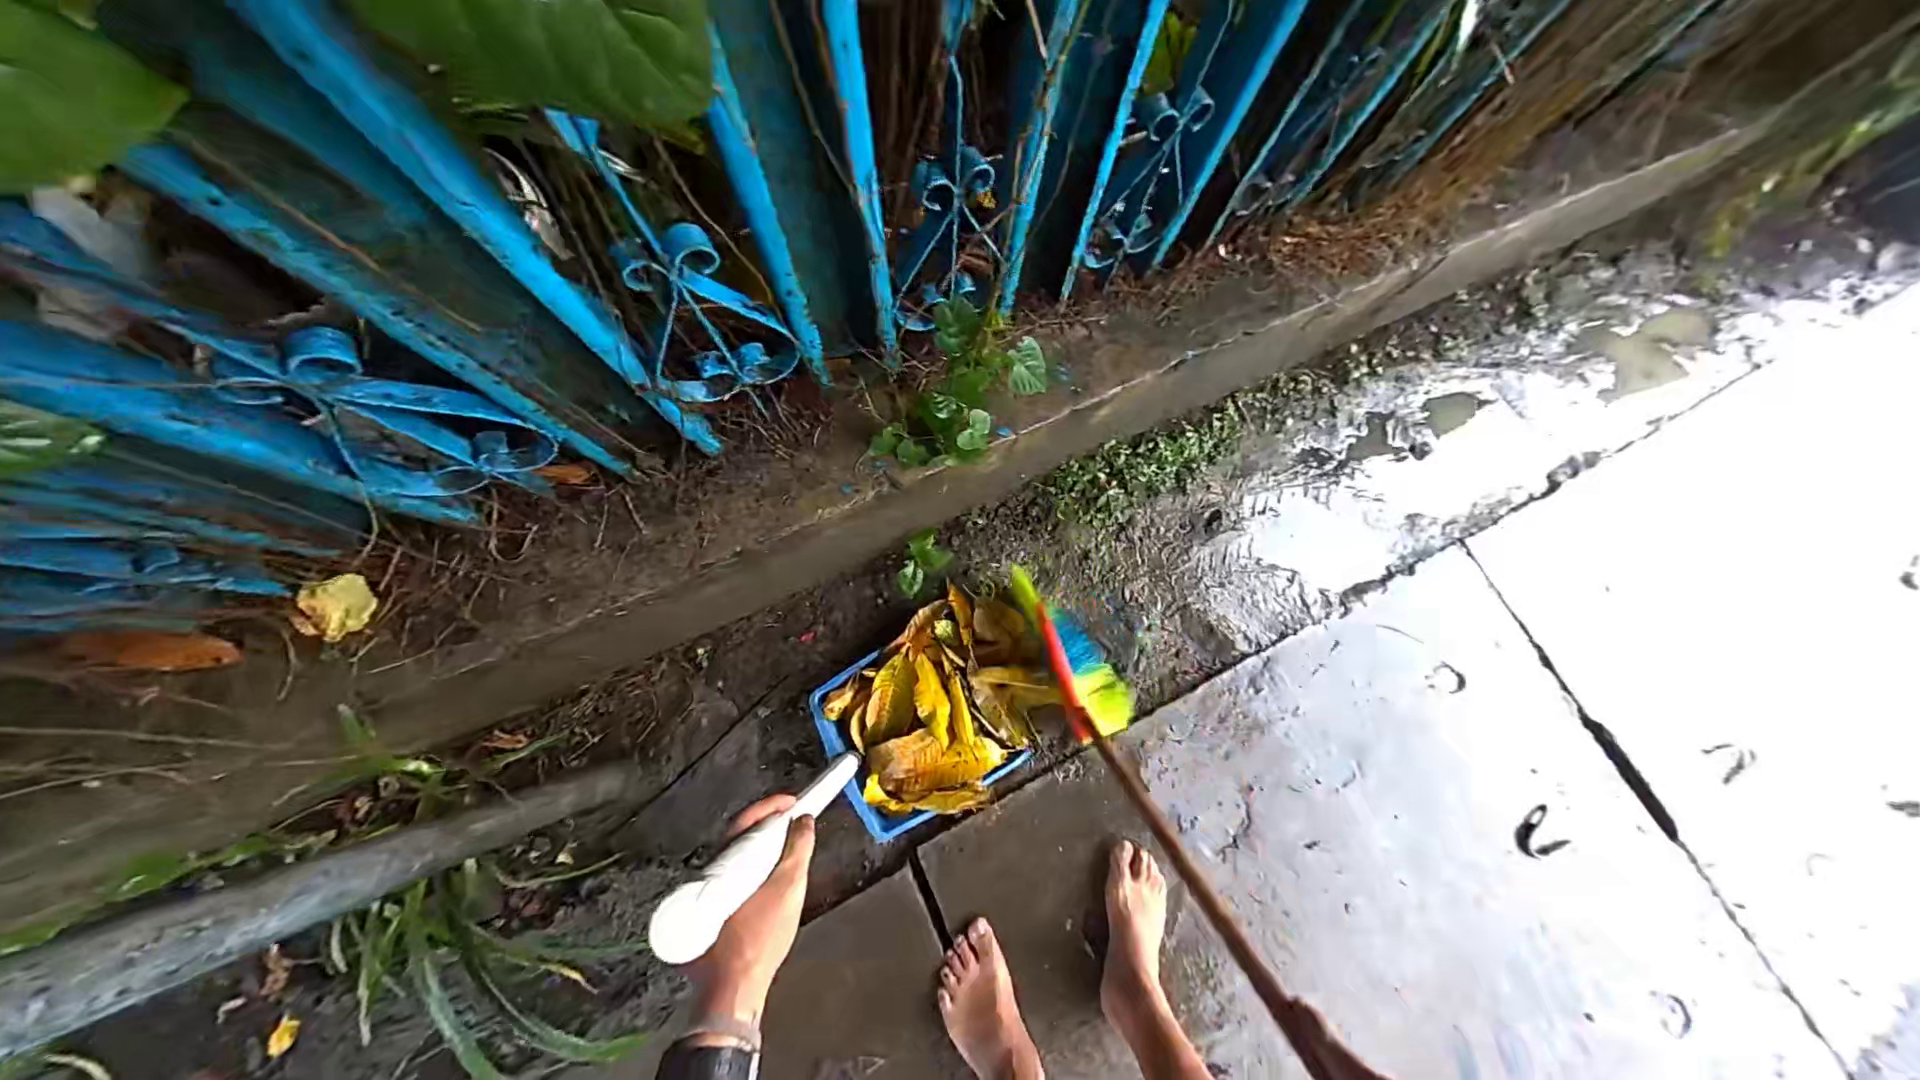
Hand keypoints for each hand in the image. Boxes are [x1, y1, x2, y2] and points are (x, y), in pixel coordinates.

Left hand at [683, 793, 815, 1037]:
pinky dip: (756, 864)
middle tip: (794, 820)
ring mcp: (710, 892)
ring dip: (764, 844)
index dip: (772, 806)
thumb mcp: (789, 888)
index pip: (746, 820)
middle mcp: (711, 872)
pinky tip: (772, 874)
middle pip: (741, 836)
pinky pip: (735, 874)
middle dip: (770, 823)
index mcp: (724, 862)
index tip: (794, 801)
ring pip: (738, 855)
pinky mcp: (713, 909)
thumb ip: (799, 849)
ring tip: (789, 844)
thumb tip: (804, 820)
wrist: (733, 989)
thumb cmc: (760, 937)